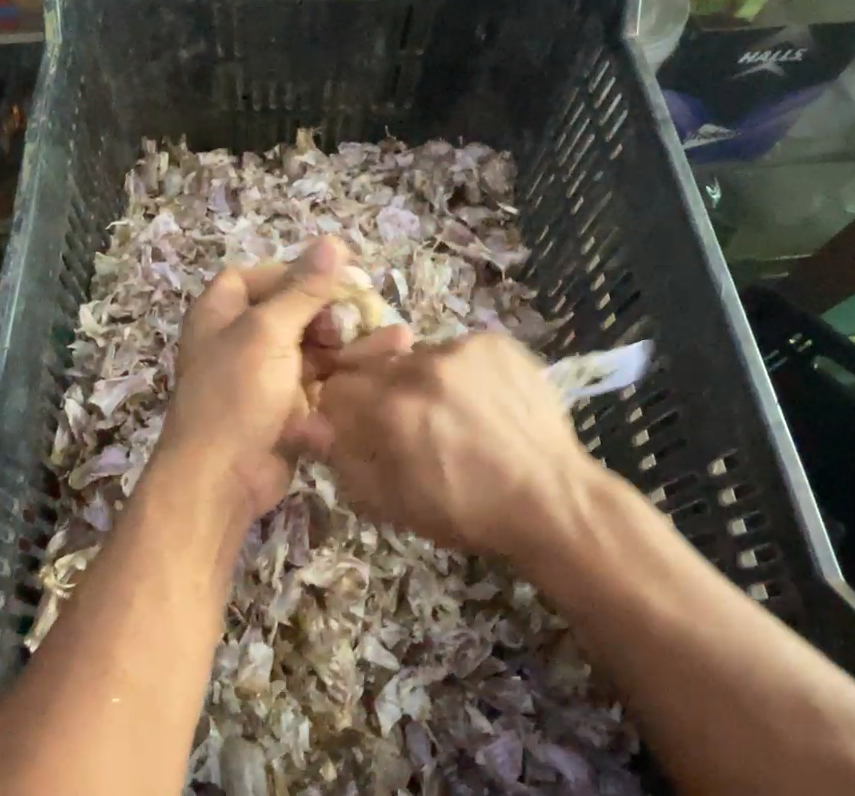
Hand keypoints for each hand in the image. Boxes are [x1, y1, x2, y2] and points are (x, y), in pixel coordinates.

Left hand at [159, 237, 411, 523]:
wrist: (221, 480)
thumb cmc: (236, 395)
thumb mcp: (268, 333)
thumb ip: (303, 289)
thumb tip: (332, 241)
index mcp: (222, 311)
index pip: (262, 276)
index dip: (299, 272)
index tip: (339, 275)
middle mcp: (241, 338)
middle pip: (295, 310)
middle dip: (334, 311)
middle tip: (362, 316)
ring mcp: (265, 375)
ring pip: (316, 347)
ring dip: (353, 342)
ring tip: (399, 339)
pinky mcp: (288, 406)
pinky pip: (323, 380)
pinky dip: (350, 373)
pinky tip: (388, 365)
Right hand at [301, 331, 608, 558]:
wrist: (551, 501)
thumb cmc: (465, 511)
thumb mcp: (391, 502)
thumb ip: (342, 458)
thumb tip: (303, 422)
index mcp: (389, 409)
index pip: (336, 388)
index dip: (344, 413)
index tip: (363, 432)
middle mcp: (420, 367)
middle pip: (375, 367)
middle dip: (382, 394)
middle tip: (410, 426)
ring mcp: (461, 350)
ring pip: (418, 357)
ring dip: (422, 381)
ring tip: (452, 416)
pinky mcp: (496, 343)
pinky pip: (459, 350)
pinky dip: (460, 373)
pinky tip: (481, 404)